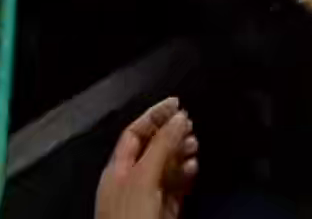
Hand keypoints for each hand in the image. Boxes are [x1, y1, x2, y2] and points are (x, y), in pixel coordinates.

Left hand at [94, 98, 199, 218]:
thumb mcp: (144, 177)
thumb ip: (162, 144)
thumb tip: (180, 115)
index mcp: (117, 171)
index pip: (134, 133)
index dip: (155, 115)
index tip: (178, 103)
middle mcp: (130, 182)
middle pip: (153, 147)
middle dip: (172, 134)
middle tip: (191, 127)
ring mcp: (146, 200)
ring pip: (166, 166)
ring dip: (182, 153)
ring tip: (194, 148)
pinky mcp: (161, 215)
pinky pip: (175, 188)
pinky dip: (185, 176)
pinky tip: (193, 170)